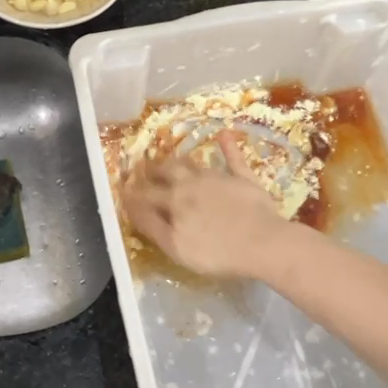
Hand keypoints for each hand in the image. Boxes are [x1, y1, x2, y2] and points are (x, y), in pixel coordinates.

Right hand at [123, 132, 299, 280]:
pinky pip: (234, 159)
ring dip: (180, 160)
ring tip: (172, 159)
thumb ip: (151, 225)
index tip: (123, 190)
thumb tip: (131, 208)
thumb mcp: (175, 247)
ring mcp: (218, 179)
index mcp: (173, 201)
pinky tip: (224, 135)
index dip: (133, 194)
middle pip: (168, 172)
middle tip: (145, 168)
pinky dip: (227, 147)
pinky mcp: (243, 179)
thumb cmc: (216, 252)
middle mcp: (191, 184)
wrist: (263, 244)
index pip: (147, 195)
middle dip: (153, 170)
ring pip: (194, 164)